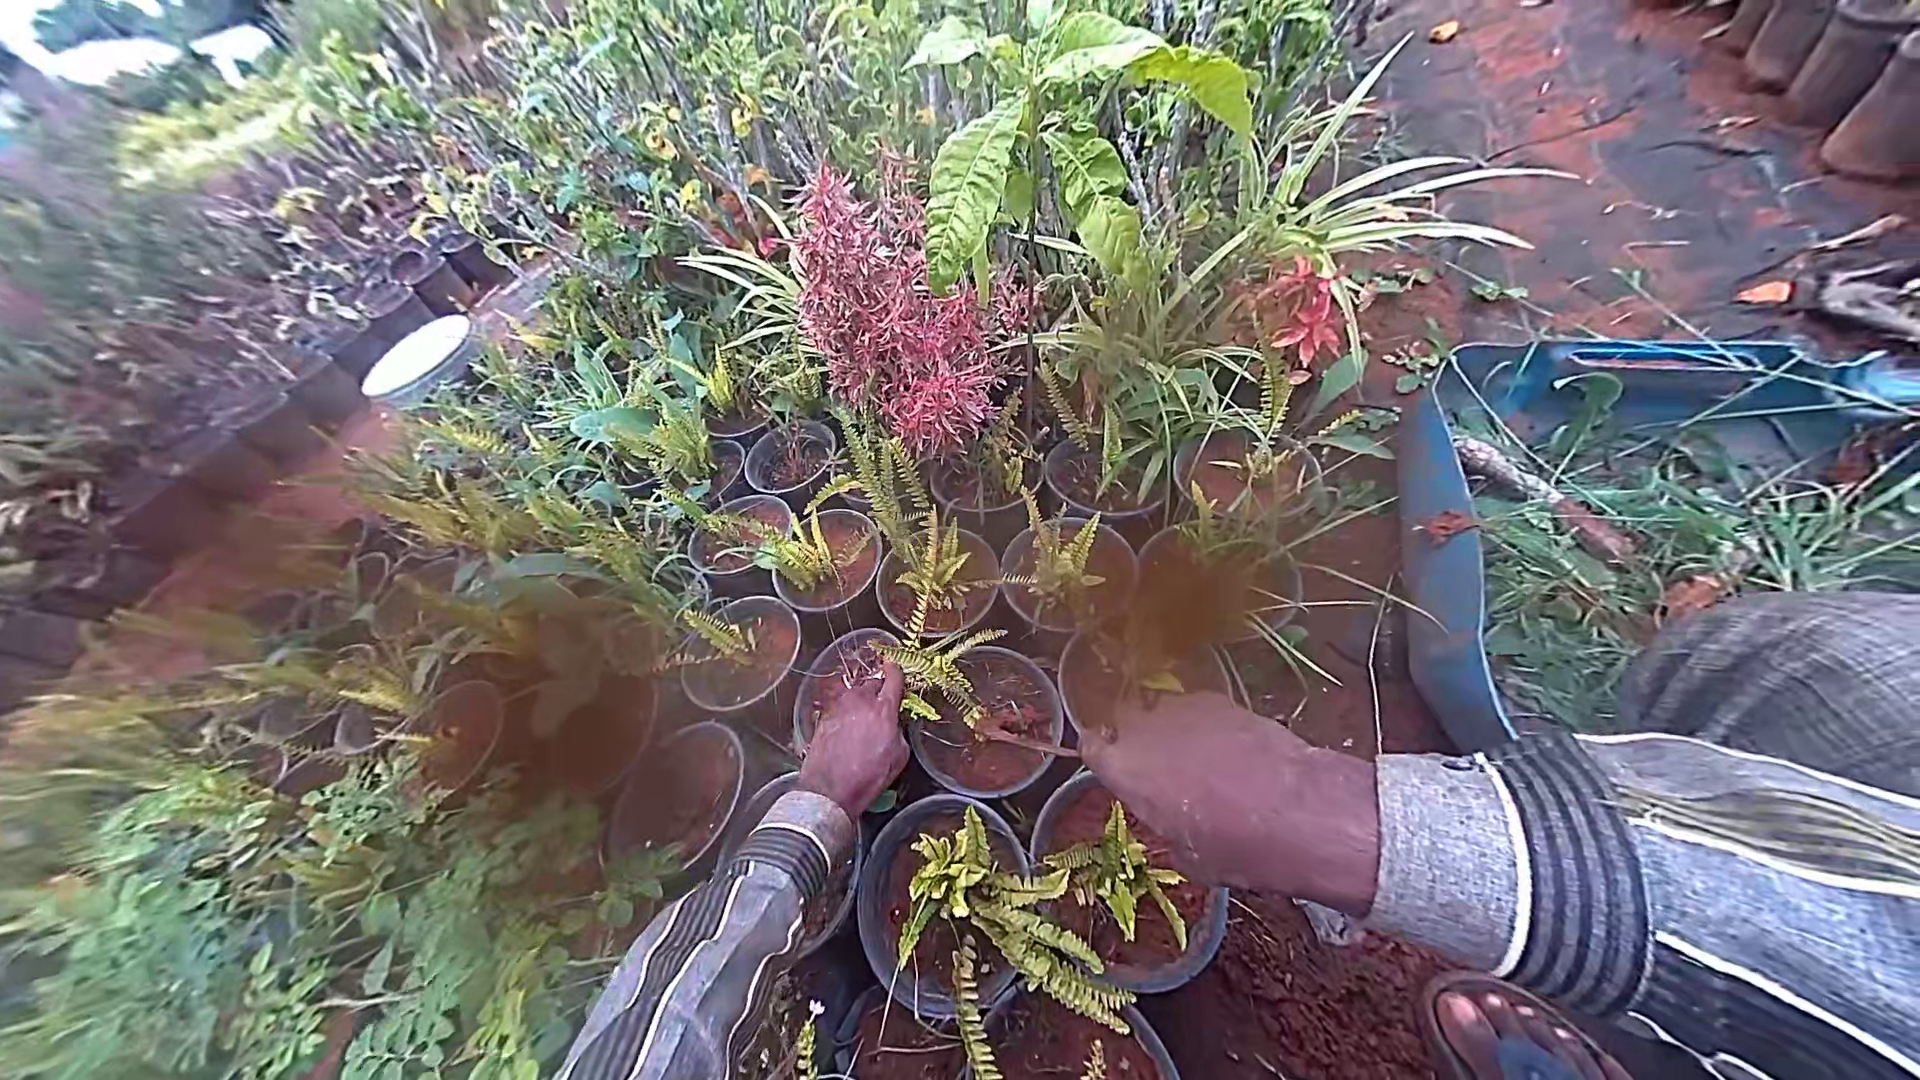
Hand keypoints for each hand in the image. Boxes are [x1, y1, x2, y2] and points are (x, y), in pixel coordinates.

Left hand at [798, 661, 907, 816]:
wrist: (830, 790)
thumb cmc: (867, 777)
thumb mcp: (899, 756)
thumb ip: (899, 730)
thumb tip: (894, 724)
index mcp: (883, 709)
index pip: (893, 677)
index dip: (896, 671)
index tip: (895, 668)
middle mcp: (860, 701)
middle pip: (873, 683)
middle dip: (879, 690)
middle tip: (881, 705)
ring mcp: (840, 707)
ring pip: (855, 694)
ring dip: (861, 701)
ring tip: (863, 720)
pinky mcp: (824, 716)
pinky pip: (840, 706)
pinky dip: (846, 712)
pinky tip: (847, 729)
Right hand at [1078, 690, 1380, 914]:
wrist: (1298, 810)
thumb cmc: (1236, 846)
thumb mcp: (1187, 855)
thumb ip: (1161, 820)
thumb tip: (1170, 811)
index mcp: (1124, 768)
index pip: (1089, 745)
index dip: (1100, 753)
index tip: (1113, 764)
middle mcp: (1142, 729)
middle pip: (1122, 719)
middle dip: (1133, 735)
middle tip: (1157, 761)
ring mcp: (1179, 708)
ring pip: (1159, 709)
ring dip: (1168, 726)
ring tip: (1198, 754)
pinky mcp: (1215, 698)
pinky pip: (1196, 708)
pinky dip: (1204, 722)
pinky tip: (1230, 745)